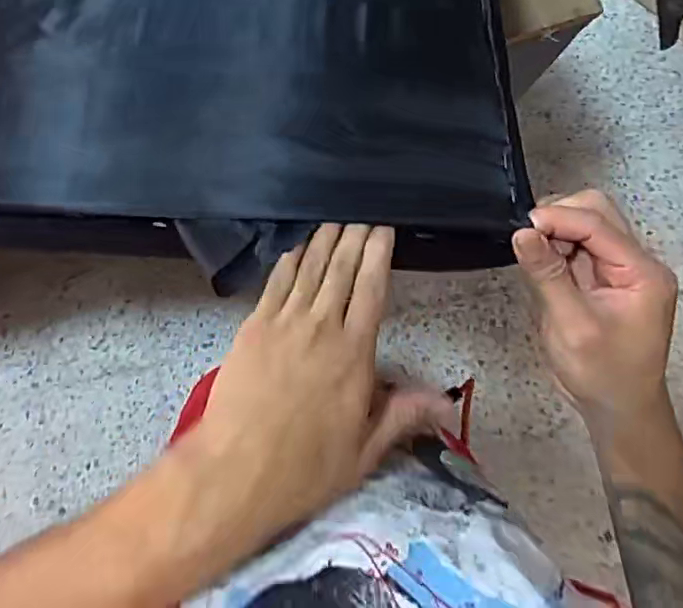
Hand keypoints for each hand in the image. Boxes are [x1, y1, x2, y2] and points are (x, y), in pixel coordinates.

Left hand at [184, 224, 450, 544]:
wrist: (237, 469)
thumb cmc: (305, 467)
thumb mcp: (364, 452)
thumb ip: (402, 415)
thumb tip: (446, 401)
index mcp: (353, 353)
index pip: (371, 290)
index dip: (379, 255)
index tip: (383, 229)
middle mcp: (321, 327)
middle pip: (341, 270)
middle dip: (354, 237)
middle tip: (361, 214)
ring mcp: (284, 322)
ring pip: (309, 269)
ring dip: (324, 240)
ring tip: (334, 219)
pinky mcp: (254, 325)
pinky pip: (275, 283)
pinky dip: (288, 261)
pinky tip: (295, 248)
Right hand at [512, 190, 677, 429]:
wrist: (619, 411)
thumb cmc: (602, 374)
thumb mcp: (571, 325)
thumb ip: (547, 274)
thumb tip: (521, 232)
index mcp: (642, 272)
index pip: (597, 224)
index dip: (557, 218)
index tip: (521, 226)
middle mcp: (636, 262)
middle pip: (596, 211)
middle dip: (559, 216)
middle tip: (529, 237)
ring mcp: (620, 267)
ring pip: (585, 221)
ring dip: (555, 229)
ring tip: (534, 252)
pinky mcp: (601, 274)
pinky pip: (577, 242)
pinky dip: (555, 243)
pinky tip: (541, 260)